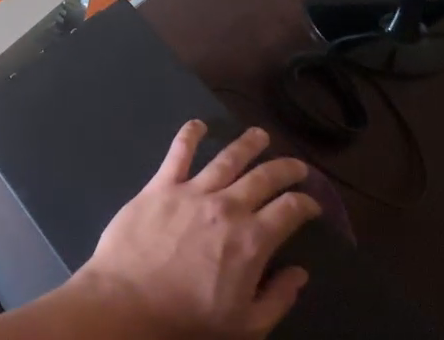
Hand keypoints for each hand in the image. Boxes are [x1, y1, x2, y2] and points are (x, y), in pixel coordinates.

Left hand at [77, 122, 319, 338]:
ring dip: (247, 144)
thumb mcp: (247, 324)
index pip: (289, 211)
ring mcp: (192, 191)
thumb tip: (299, 274)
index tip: (313, 202)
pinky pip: (178, 153)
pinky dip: (189, 135)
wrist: (130, 299)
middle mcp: (226, 207)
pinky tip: (198, 124)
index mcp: (251, 241)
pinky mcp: (160, 185)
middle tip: (296, 164)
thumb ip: (278, 298)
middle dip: (285, 168)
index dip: (306, 203)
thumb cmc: (189, 317)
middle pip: (263, 178)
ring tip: (259, 135)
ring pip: (226, 158)